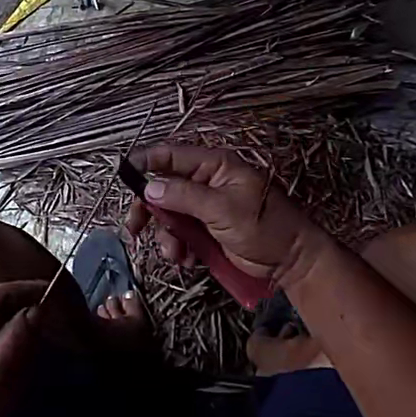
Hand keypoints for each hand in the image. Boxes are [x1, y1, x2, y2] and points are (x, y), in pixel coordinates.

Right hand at [125, 145, 332, 287]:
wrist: (292, 260)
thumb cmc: (266, 226)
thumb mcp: (223, 209)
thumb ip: (184, 197)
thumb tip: (149, 187)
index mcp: (214, 166)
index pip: (172, 156)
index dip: (145, 163)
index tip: (123, 175)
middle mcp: (206, 182)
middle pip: (163, 188)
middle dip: (149, 210)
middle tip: (134, 229)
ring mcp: (206, 207)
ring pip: (169, 215)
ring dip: (166, 235)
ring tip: (175, 254)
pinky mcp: (207, 229)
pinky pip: (180, 233)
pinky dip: (178, 247)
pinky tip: (186, 260)